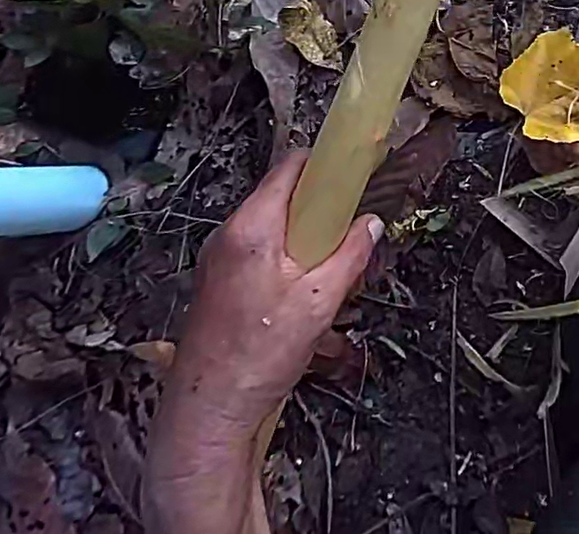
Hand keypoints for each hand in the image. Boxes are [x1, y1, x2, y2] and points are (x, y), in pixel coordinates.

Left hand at [147, 151, 381, 533]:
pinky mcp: (216, 277)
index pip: (290, 166)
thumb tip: (372, 223)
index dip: (324, 166)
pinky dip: (283, 253)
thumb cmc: (260, 355)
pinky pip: (257, 246)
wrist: (206, 413)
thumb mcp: (320, 302)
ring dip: (301, 233)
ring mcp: (218, 255)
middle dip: (317, 207)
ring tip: (326, 267)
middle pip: (281, 193)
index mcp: (252, 225)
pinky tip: (300, 289)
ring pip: (270, 221)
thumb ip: (351, 255)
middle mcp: (229, 231)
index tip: (351, 180)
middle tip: (345, 233)